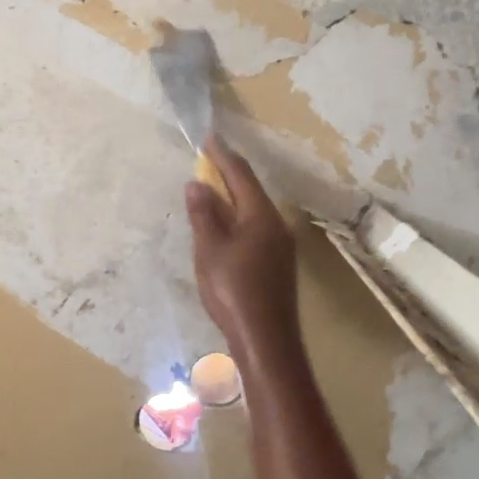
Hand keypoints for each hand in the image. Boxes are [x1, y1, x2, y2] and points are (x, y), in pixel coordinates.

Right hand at [185, 136, 298, 355]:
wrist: (266, 340)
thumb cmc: (234, 291)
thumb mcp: (209, 251)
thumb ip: (204, 215)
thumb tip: (198, 184)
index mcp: (261, 217)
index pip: (241, 176)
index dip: (222, 156)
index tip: (209, 138)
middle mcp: (276, 225)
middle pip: (251, 191)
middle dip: (228, 175)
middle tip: (207, 161)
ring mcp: (280, 246)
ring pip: (254, 211)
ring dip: (232, 198)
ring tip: (210, 191)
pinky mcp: (277, 264)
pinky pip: (256, 228)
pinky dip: (237, 218)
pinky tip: (224, 226)